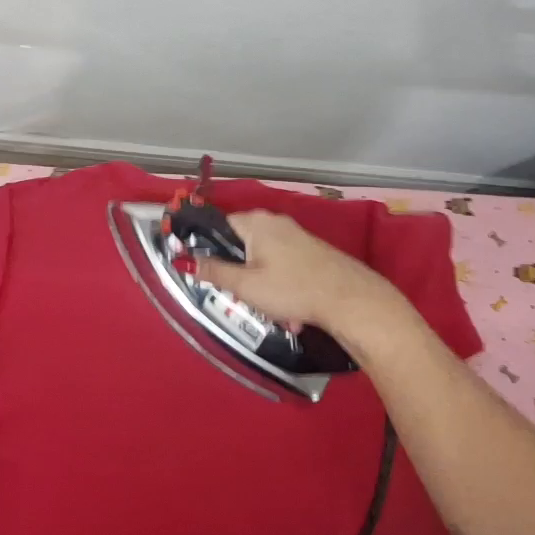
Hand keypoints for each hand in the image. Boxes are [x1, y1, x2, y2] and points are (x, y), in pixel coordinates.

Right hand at [196, 210, 419, 355]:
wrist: (352, 301)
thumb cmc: (293, 289)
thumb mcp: (246, 285)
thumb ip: (213, 271)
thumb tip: (183, 259)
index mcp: (255, 222)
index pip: (219, 226)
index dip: (210, 250)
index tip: (212, 274)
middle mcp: (274, 222)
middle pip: (242, 246)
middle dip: (241, 275)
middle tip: (244, 298)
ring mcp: (296, 235)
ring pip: (263, 261)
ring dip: (263, 287)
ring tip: (274, 313)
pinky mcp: (312, 251)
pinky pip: (283, 267)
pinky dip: (282, 287)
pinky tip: (293, 312)